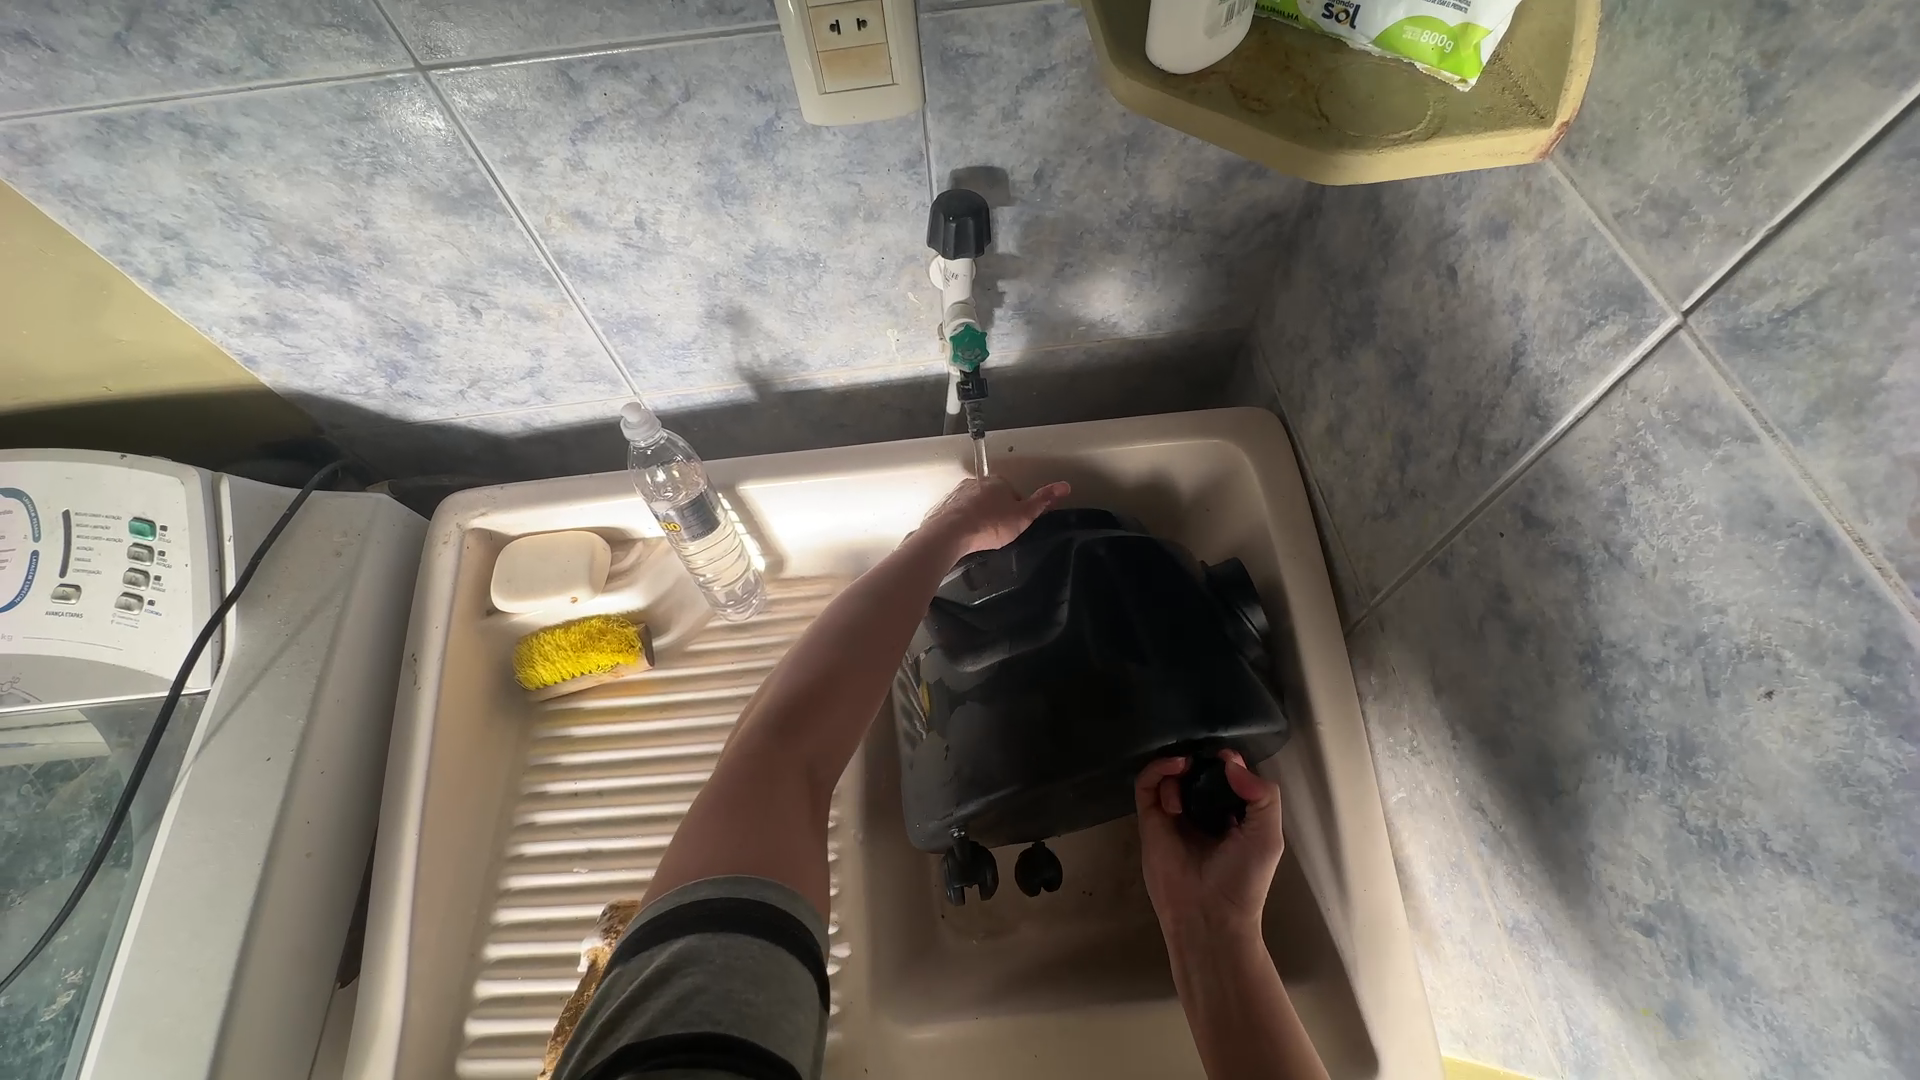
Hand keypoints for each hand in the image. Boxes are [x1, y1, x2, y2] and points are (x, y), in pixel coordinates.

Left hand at [915, 477, 1070, 558]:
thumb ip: (1043, 501)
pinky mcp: (945, 508)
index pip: (1013, 493)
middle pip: (992, 498)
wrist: (951, 534)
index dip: (1016, 510)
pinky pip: (958, 515)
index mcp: (998, 482)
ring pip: (974, 506)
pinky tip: (966, 537)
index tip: (1015, 523)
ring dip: (978, 518)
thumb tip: (1064, 486)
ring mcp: (959, 494)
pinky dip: (963, 524)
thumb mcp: (1023, 516)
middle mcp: (977, 483)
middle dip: (996, 512)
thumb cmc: (988, 524)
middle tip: (998, 532)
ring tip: (981, 536)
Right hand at [1136, 750, 1283, 942]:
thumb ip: (1263, 795)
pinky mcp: (1149, 819)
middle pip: (1194, 771)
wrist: (1209, 916)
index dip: (1226, 763)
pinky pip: (1146, 785)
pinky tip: (1174, 767)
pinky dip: (1157, 769)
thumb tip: (1230, 761)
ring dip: (1178, 764)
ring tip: (1186, 767)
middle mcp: (1201, 812)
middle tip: (1202, 755)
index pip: (1225, 778)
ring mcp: (1173, 815)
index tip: (1227, 756)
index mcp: (1230, 816)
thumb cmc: (1242, 879)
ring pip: (1169, 774)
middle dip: (1198, 759)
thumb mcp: (1268, 837)